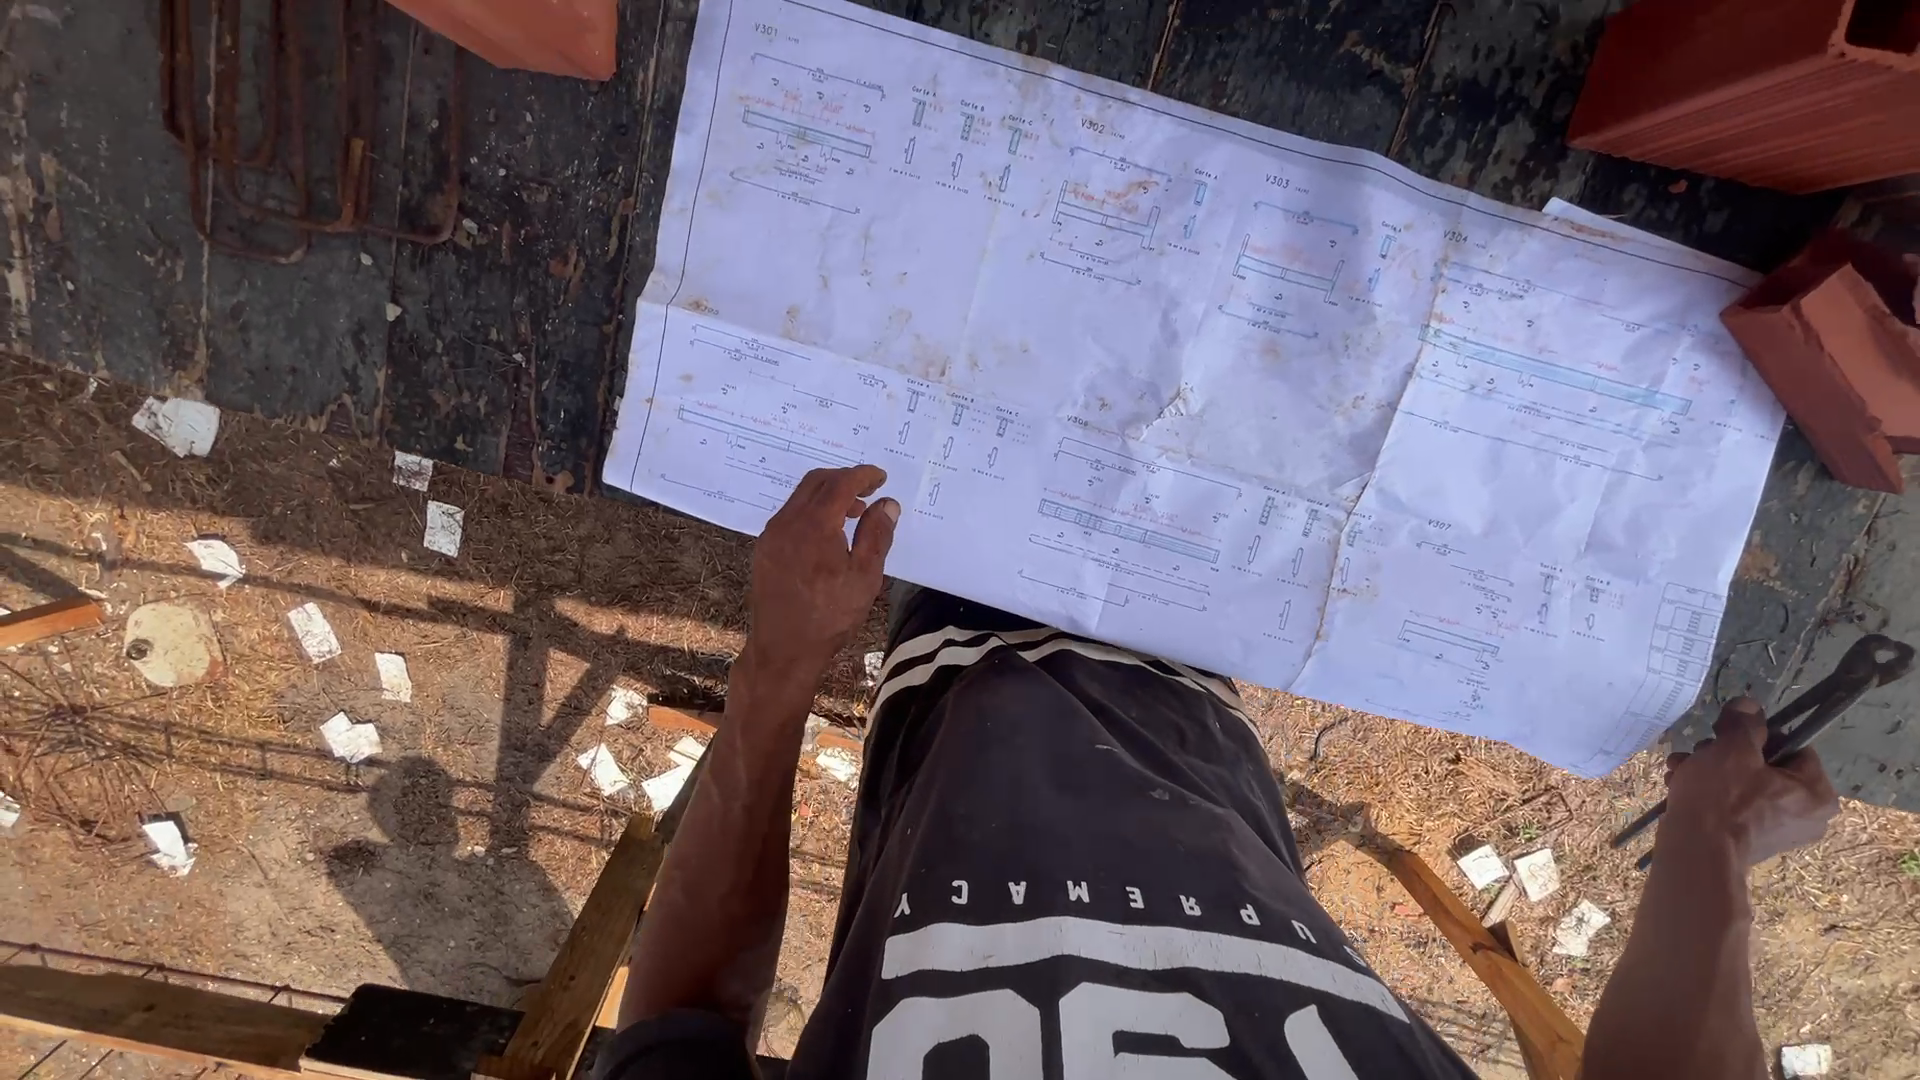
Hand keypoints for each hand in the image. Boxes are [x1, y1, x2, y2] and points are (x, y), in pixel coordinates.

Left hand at [744, 465, 898, 682]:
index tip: (881, 478)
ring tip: (853, 515)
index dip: (864, 475)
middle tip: (869, 492)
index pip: (841, 483)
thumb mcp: (865, 576)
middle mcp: (787, 522)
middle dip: (845, 480)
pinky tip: (828, 534)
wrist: (784, 648)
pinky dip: (812, 511)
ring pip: (800, 497)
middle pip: (817, 481)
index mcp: (815, 525)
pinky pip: (790, 515)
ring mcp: (772, 535)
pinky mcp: (765, 549)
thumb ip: (877, 534)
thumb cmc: (830, 616)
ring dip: (828, 495)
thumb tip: (887, 504)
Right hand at [1661, 697, 1838, 865]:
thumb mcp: (1730, 752)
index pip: (1793, 748)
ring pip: (1744, 785)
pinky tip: (1683, 790)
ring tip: (1680, 772)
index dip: (1754, 736)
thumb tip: (1749, 704)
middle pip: (1764, 766)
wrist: (1698, 848)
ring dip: (1708, 772)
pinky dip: (1710, 794)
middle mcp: (1810, 814)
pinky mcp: (1755, 839)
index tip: (1721, 736)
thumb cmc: (1721, 797)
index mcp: (1816, 792)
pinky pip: (1736, 805)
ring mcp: (1782, 830)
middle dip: (1722, 756)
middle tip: (1695, 755)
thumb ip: (1744, 726)